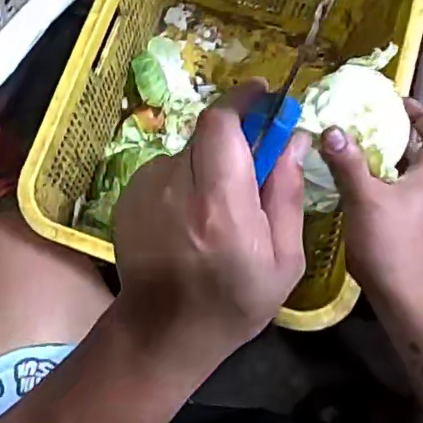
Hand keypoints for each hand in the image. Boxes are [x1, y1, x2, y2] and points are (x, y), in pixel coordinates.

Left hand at [111, 80, 308, 368]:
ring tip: (218, 211)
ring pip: (187, 154)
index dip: (242, 100)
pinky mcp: (128, 196)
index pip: (221, 125)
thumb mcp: (282, 258)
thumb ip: (287, 192)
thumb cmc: (234, 301)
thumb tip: (294, 138)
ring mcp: (144, 191)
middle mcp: (175, 189)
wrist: (163, 329)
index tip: (263, 93)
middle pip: (205, 133)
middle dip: (233, 138)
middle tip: (252, 164)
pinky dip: (185, 183)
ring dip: (208, 167)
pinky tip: (190, 220)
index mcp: (220, 207)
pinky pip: (167, 172)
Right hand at [319, 97, 422, 298]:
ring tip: (349, 140)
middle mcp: (421, 187)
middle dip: (395, 130)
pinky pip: (382, 185)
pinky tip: (342, 174)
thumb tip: (333, 129)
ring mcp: (408, 205)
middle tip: (365, 117)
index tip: (398, 102)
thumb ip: (349, 163)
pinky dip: (366, 174)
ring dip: (378, 152)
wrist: (397, 289)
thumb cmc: (388, 241)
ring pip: (396, 168)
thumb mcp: (365, 197)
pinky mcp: (393, 218)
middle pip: (416, 150)